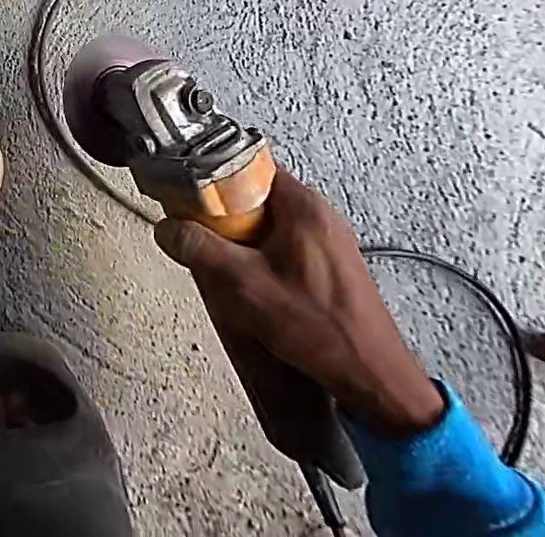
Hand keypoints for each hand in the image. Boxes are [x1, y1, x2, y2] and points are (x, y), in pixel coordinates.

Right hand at [153, 172, 444, 435]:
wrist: (374, 380)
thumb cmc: (327, 332)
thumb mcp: (245, 287)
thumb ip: (200, 251)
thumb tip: (170, 229)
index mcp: (304, 206)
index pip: (248, 164)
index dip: (214, 176)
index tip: (193, 195)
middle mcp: (318, 215)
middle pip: (253, 192)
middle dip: (223, 214)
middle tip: (206, 236)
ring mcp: (325, 238)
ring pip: (265, 219)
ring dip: (240, 237)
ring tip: (228, 265)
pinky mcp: (326, 261)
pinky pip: (280, 241)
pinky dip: (258, 254)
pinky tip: (251, 282)